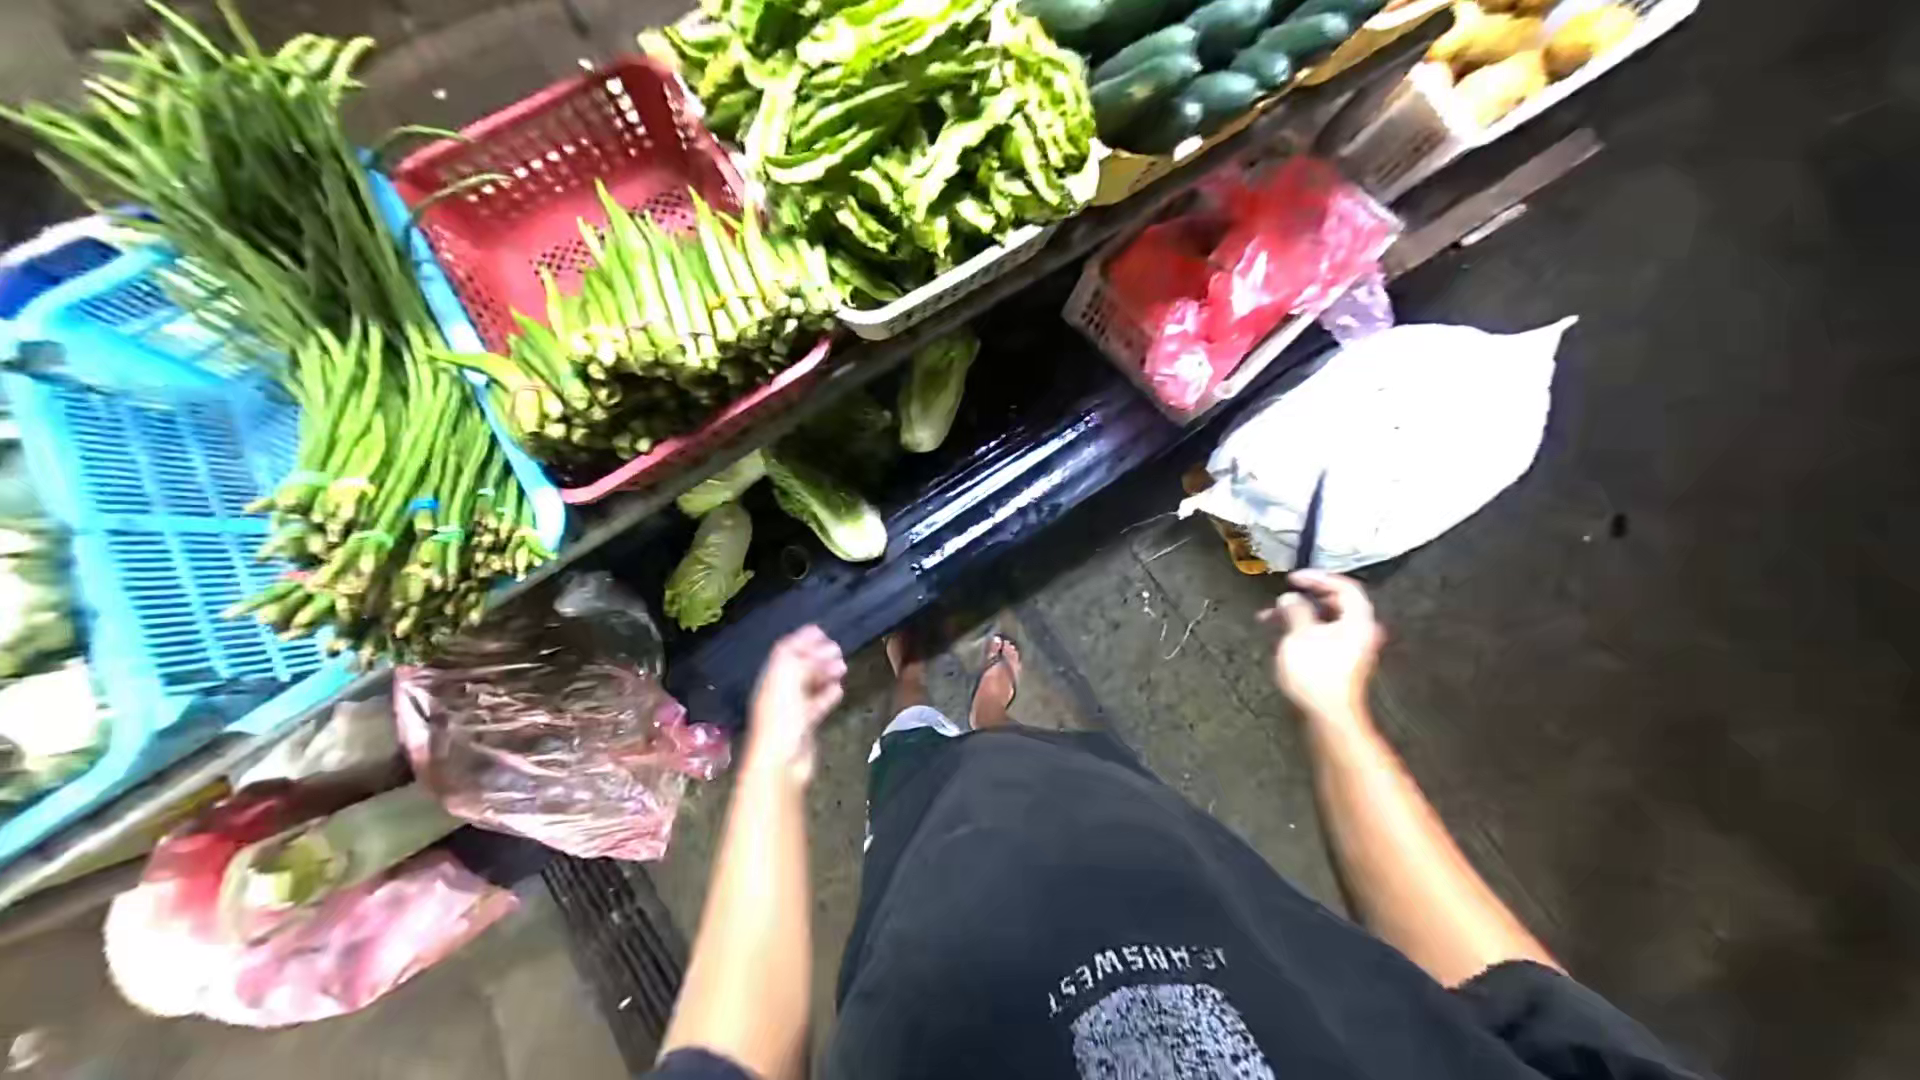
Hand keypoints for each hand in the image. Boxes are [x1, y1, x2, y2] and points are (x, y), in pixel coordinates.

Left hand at [747, 625, 846, 783]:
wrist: (782, 763)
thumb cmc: (782, 720)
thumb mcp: (790, 680)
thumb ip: (800, 661)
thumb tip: (814, 651)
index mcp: (772, 679)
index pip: (785, 652)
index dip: (801, 639)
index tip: (820, 630)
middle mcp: (779, 692)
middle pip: (798, 667)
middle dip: (816, 655)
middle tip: (836, 648)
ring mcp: (791, 710)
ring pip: (809, 685)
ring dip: (825, 673)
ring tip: (842, 667)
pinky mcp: (804, 727)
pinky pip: (816, 705)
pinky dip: (827, 695)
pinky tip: (838, 690)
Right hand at [1259, 570, 1382, 721]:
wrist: (1327, 714)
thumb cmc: (1315, 673)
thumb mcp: (1299, 635)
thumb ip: (1295, 610)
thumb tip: (1290, 598)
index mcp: (1358, 620)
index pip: (1344, 587)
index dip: (1318, 578)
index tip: (1293, 578)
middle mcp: (1360, 630)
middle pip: (1336, 602)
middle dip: (1307, 596)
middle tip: (1285, 594)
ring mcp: (1352, 646)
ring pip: (1327, 618)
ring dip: (1300, 613)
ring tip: (1273, 615)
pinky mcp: (1341, 660)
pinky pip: (1324, 633)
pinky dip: (1304, 628)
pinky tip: (1284, 633)